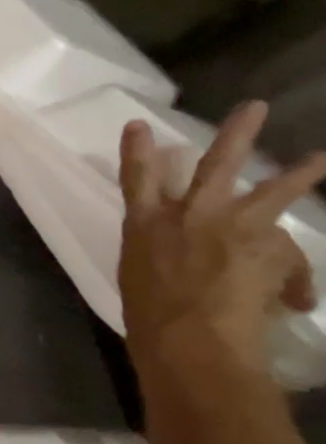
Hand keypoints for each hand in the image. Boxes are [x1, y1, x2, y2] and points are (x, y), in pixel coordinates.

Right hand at [118, 100, 325, 365]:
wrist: (188, 335)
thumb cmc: (149, 315)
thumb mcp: (143, 277)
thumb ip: (167, 254)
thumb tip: (200, 257)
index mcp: (143, 227)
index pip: (137, 180)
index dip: (138, 152)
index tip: (138, 126)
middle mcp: (186, 215)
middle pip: (216, 165)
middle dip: (236, 136)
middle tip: (255, 108)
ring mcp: (231, 225)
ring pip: (273, 189)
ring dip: (302, 171)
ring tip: (322, 157)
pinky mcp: (269, 245)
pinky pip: (287, 258)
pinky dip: (292, 279)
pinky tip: (299, 298)